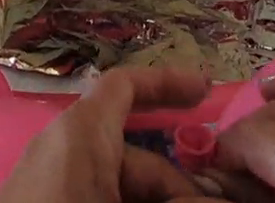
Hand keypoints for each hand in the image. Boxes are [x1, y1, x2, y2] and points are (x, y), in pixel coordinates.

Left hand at [0, 67, 218, 202]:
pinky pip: (92, 200)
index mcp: (80, 134)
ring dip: (156, 200)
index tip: (206, 93)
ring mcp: (48, 188)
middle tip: (218, 200)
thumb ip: (181, 201)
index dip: (167, 83)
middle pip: (134, 153)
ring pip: (116, 186)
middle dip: (177, 182)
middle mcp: (62, 152)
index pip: (126, 86)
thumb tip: (226, 199)